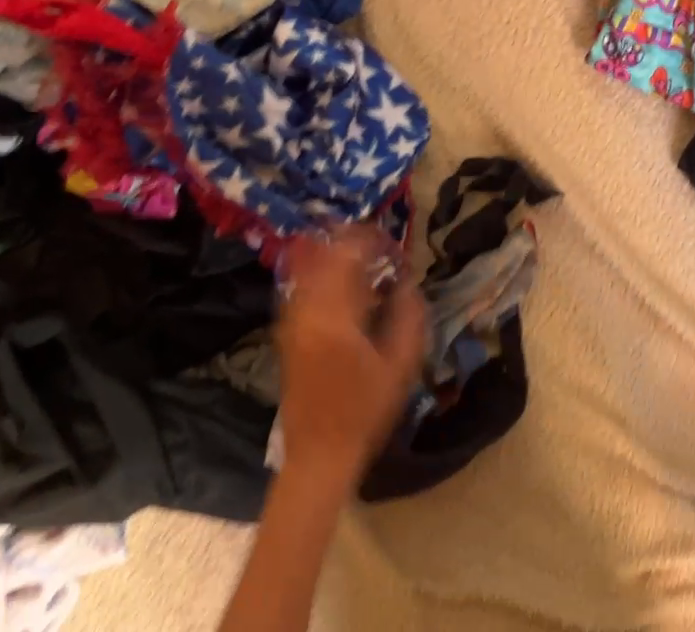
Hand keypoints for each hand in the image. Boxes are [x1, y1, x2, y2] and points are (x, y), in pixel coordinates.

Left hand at [276, 225, 428, 483]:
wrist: (319, 454)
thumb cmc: (366, 411)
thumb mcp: (401, 365)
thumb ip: (409, 315)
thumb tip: (407, 282)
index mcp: (334, 313)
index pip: (348, 253)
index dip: (372, 239)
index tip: (394, 246)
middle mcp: (305, 309)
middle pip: (321, 253)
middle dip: (350, 242)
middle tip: (379, 248)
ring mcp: (289, 321)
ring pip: (306, 267)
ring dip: (333, 256)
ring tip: (362, 262)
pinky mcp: (286, 334)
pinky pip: (299, 287)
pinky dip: (320, 275)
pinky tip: (342, 287)